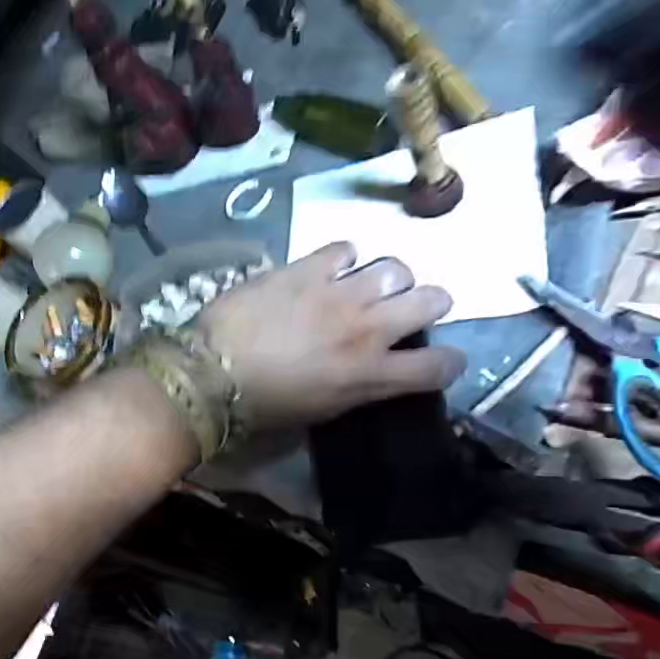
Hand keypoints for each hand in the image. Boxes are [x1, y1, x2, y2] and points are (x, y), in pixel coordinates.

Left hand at [196, 242, 466, 430]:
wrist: (211, 373)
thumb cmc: (262, 405)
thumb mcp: (319, 410)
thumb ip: (359, 387)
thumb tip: (375, 370)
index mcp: (370, 375)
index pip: (438, 367)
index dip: (448, 362)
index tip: (441, 360)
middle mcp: (367, 329)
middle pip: (431, 299)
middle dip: (429, 302)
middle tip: (408, 308)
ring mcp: (339, 293)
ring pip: (395, 267)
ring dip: (387, 278)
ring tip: (367, 286)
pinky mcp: (307, 268)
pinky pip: (346, 248)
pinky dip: (343, 259)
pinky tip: (329, 270)